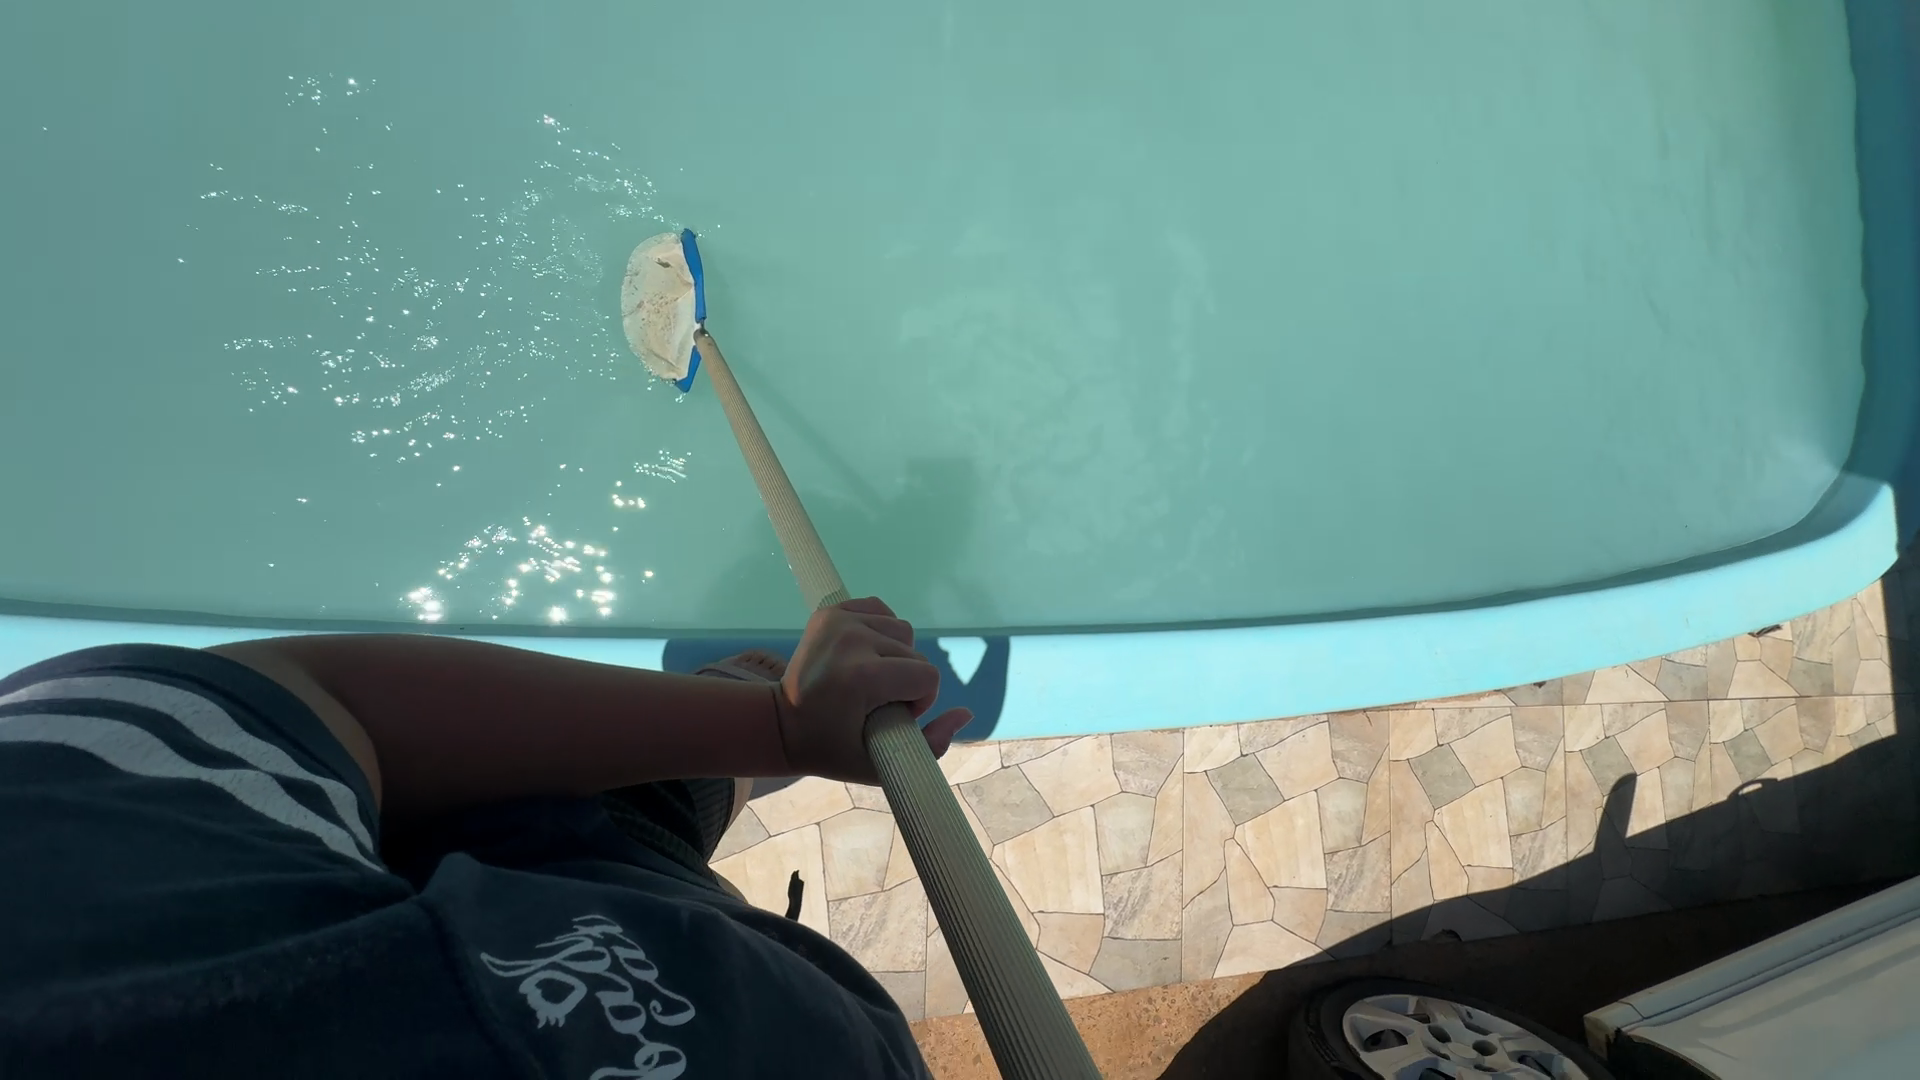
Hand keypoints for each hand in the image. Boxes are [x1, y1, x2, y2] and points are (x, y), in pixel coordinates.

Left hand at [774, 597, 972, 782]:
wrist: (778, 723)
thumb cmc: (830, 749)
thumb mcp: (880, 764)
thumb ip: (932, 745)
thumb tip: (966, 713)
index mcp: (862, 675)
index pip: (926, 676)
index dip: (918, 701)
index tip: (893, 716)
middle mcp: (852, 639)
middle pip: (916, 653)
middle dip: (907, 681)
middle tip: (877, 702)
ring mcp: (839, 620)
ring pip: (902, 630)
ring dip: (896, 656)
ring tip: (871, 678)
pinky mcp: (830, 610)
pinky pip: (880, 610)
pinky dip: (881, 631)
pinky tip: (866, 653)